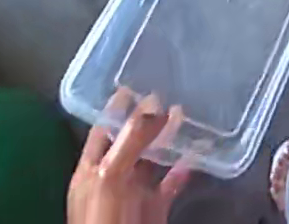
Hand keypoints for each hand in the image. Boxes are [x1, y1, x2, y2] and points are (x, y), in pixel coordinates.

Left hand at [68, 90, 192, 223]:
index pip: (104, 127)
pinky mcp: (153, 211)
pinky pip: (170, 183)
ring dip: (169, 137)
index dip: (118, 106)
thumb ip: (131, 138)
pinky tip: (197, 153)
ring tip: (185, 112)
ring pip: (152, 158)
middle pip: (130, 139)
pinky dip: (184, 167)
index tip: (138, 79)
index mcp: (91, 170)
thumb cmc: (105, 221)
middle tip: (170, 90)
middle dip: (149, 117)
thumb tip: (154, 102)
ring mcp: (133, 195)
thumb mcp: (111, 175)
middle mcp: (112, 177)